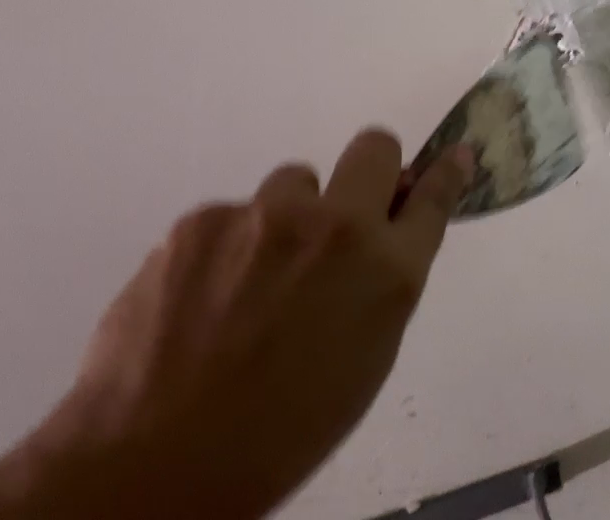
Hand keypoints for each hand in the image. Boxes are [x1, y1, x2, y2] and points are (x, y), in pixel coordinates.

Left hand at [0, 130, 473, 519]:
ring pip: (294, 183)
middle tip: (342, 217)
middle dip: (370, 172)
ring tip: (253, 281)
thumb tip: (383, 239)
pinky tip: (203, 299)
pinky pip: (233, 215)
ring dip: (290, 217)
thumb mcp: (365, 358)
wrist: (153, 461)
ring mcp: (264, 215)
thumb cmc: (283, 429)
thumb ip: (382, 284)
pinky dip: (230, 246)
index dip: (447, 172)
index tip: (456, 154)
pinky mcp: (202, 219)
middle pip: (373, 147)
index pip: (433, 195)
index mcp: (387, 270)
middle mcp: (336, 225)